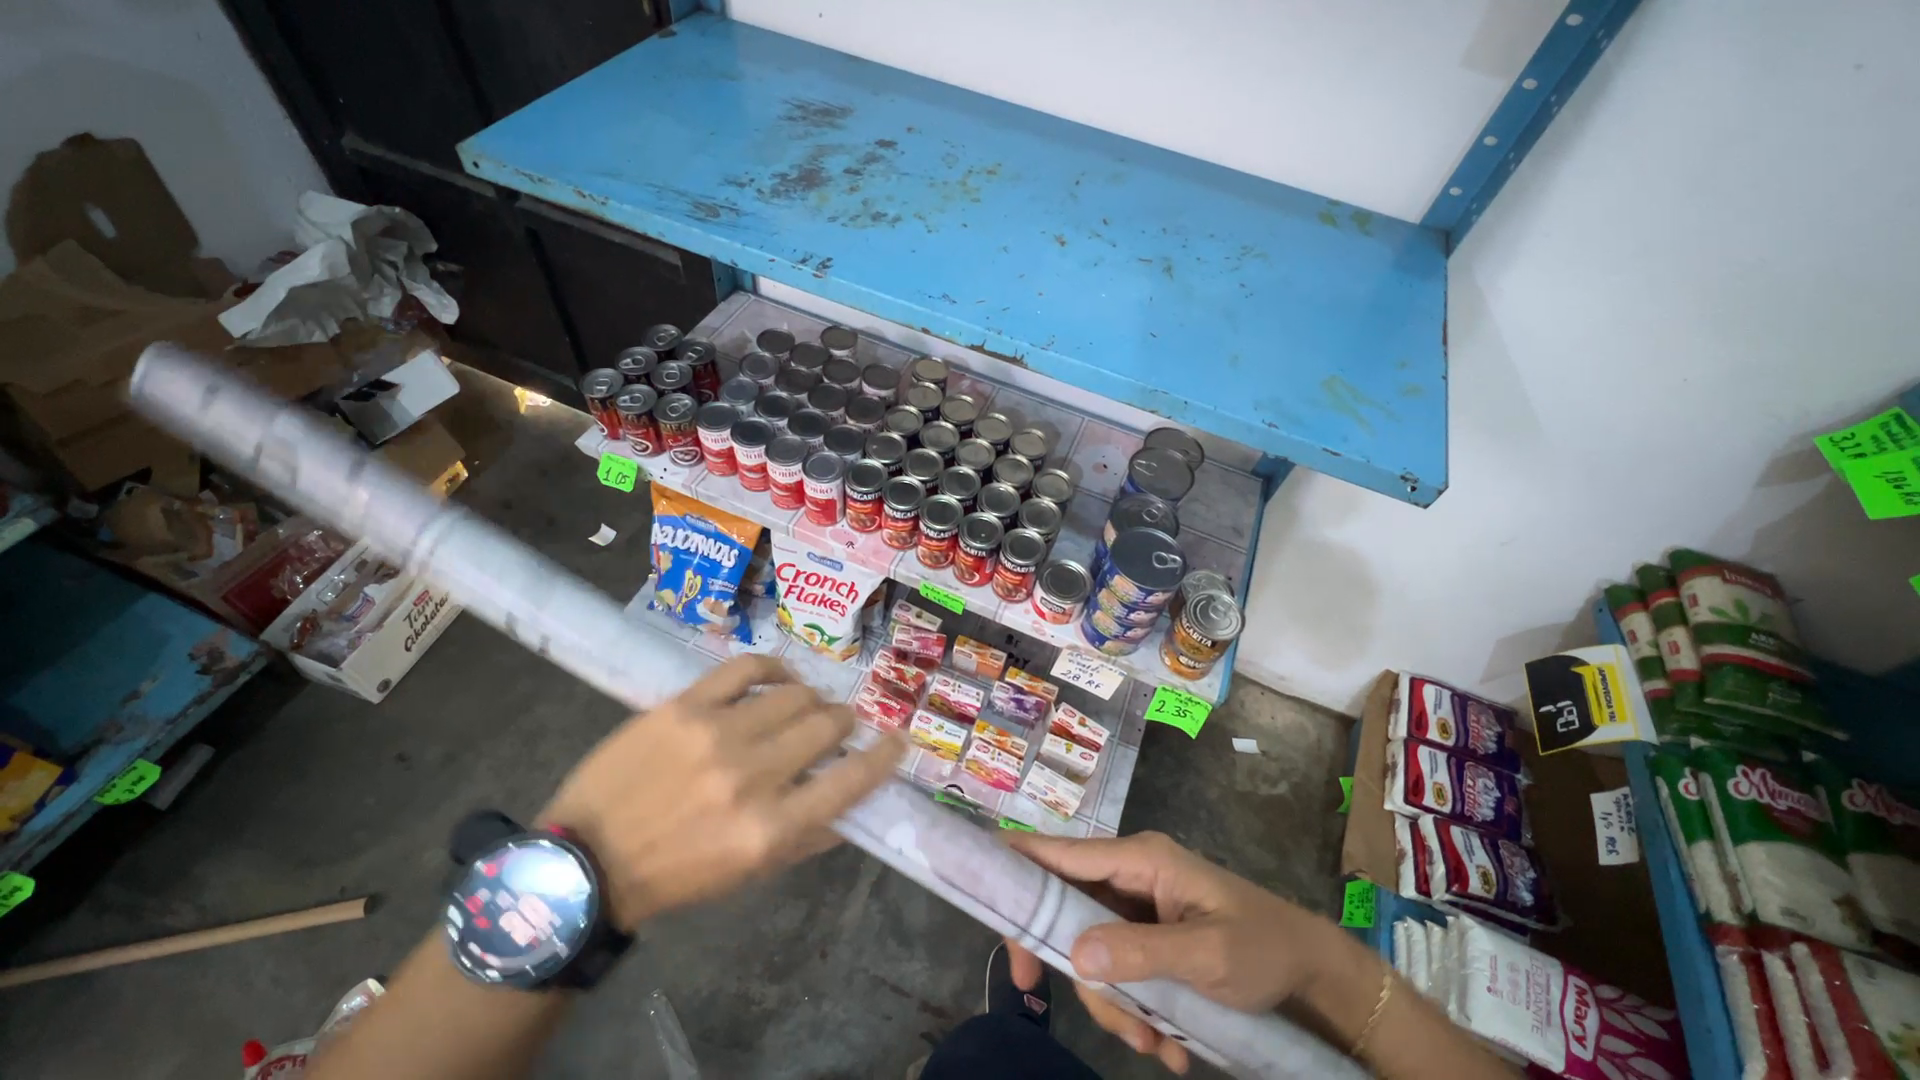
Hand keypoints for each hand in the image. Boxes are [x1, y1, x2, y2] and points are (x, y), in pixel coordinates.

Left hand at [540, 656, 902, 931]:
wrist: (587, 859)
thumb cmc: (676, 875)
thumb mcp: (750, 873)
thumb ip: (807, 837)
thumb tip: (854, 799)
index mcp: (770, 829)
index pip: (852, 780)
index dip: (885, 756)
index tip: (897, 741)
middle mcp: (751, 776)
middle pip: (827, 727)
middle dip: (845, 724)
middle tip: (839, 727)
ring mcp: (716, 735)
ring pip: (795, 695)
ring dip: (812, 700)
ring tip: (805, 706)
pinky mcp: (683, 706)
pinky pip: (746, 668)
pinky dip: (774, 668)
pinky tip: (780, 678)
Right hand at [1005, 830, 1345, 1074]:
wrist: (1313, 974)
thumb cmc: (1265, 948)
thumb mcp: (1207, 955)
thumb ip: (1140, 952)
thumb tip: (1072, 956)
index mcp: (1140, 860)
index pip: (1060, 853)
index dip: (1014, 864)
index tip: (976, 891)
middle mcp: (1130, 876)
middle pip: (1065, 912)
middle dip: (1073, 969)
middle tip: (1055, 1002)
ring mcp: (1137, 907)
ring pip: (1090, 952)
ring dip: (1114, 1004)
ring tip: (1156, 1045)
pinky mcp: (1148, 937)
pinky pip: (1116, 970)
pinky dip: (1133, 1009)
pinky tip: (1168, 1045)